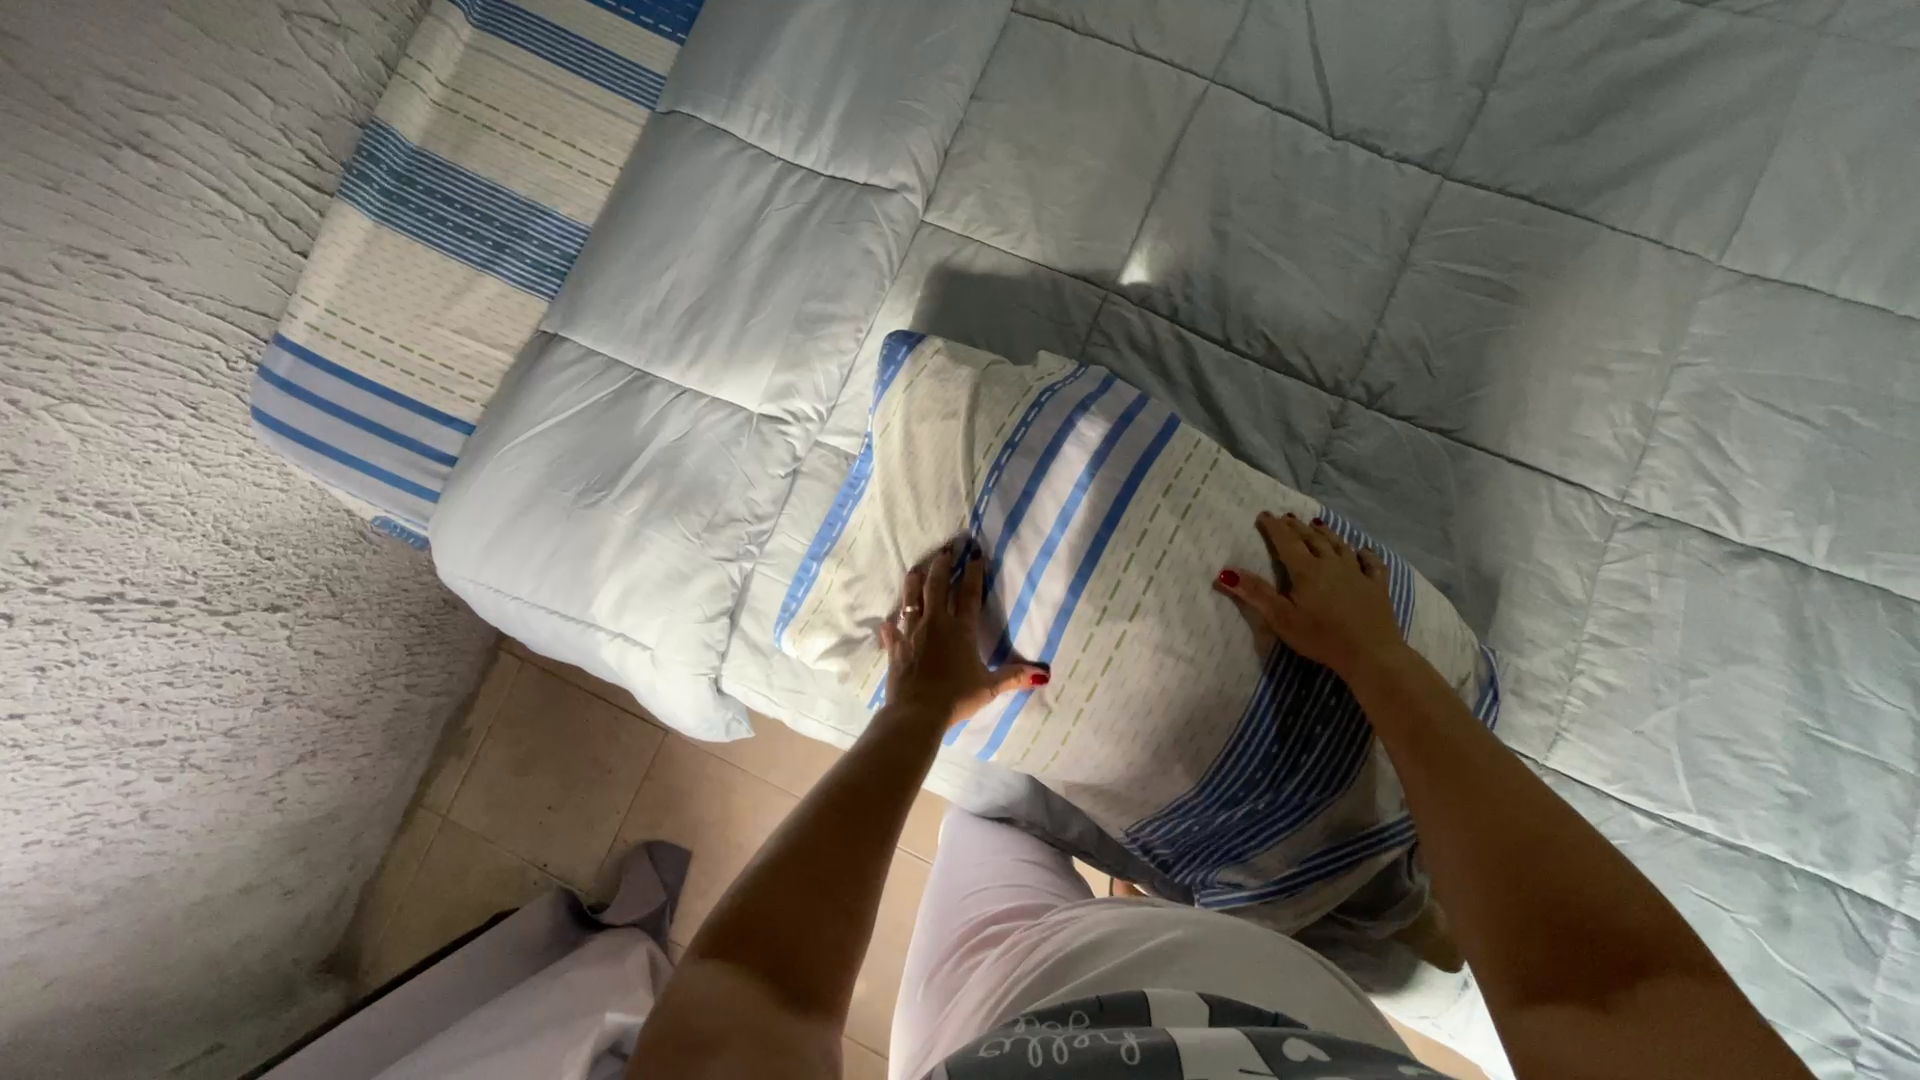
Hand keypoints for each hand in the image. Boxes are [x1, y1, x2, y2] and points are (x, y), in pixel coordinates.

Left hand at [880, 539, 1048, 726]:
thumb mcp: (989, 687)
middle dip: (942, 566)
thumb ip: (1014, 676)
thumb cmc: (957, 697)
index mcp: (961, 629)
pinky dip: (890, 625)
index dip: (973, 573)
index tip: (975, 555)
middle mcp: (935, 623)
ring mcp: (912, 634)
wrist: (918, 712)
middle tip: (945, 550)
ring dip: (914, 583)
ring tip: (916, 569)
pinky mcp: (895, 648)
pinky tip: (887, 621)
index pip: (969, 594)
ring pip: (911, 600)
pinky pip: (891, 632)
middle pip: (937, 586)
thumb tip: (1043, 674)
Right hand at [1213, 511, 1403, 677]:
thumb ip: (1255, 593)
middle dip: (1297, 527)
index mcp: (1307, 571)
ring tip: (1317, 525)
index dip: (1274, 527)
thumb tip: (1226, 572)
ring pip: (1340, 546)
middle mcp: (1332, 565)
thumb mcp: (1281, 618)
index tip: (1264, 515)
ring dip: (1327, 534)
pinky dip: (1366, 554)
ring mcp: (1357, 574)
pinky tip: (1363, 550)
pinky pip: (1372, 564)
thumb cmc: (1321, 637)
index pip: (1286, 542)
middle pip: (1312, 540)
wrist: (1370, 654)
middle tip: (1287, 517)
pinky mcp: (1377, 587)